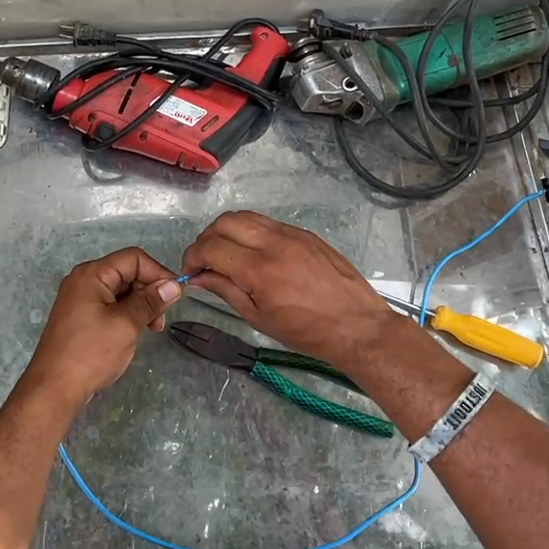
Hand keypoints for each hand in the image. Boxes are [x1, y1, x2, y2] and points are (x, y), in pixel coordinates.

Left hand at [24, 248, 183, 406]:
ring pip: (121, 291)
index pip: (133, 259)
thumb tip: (173, 286)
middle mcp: (84, 280)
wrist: (54, 387)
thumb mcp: (126, 324)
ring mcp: (81, 299)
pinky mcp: (81, 317)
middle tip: (161, 319)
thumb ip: (150, 301)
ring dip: (141, 305)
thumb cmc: (91, 352)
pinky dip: (127, 314)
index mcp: (92, 274)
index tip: (175, 295)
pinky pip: (110, 306)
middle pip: (127, 273)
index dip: (158, 272)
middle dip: (149, 291)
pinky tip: (136, 332)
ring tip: (152, 329)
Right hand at [180, 212, 404, 368]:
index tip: (190, 270)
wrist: (358, 326)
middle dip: (206, 239)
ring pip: (246, 216)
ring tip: (226, 254)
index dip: (192, 256)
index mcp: (261, 270)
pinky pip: (267, 222)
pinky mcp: (305, 234)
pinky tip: (252, 253)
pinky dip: (250, 231)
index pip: (211, 247)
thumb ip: (226, 291)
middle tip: (205, 261)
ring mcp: (292, 234)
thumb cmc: (306, 332)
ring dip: (227, 231)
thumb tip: (199, 277)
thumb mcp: (259, 318)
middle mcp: (274, 243)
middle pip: (225, 223)